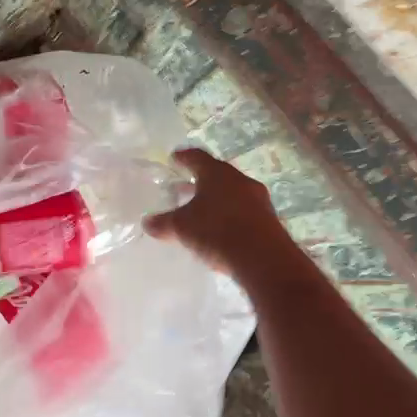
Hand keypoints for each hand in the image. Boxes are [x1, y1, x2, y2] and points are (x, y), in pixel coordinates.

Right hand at [145, 149, 309, 284]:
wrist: (264, 260)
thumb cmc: (217, 231)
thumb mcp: (182, 227)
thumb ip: (163, 223)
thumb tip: (147, 222)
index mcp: (217, 173)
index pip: (196, 156)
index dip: (183, 157)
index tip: (174, 158)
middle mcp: (240, 180)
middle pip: (217, 174)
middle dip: (200, 181)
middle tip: (184, 187)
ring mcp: (258, 199)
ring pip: (233, 192)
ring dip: (217, 199)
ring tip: (202, 210)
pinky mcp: (270, 220)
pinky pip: (245, 211)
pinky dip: (231, 215)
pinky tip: (222, 230)